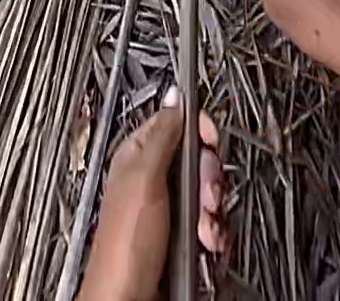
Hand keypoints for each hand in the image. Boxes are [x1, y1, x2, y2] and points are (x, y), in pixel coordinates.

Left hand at [78, 86, 225, 300]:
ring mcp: (170, 208)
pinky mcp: (184, 235)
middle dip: (209, 176)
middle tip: (205, 194)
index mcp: (140, 154)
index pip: (176, 122)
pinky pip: (213, 222)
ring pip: (209, 191)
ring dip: (214, 210)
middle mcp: (155, 177)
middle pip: (198, 157)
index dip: (198, 128)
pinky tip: (207, 241)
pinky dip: (216, 232)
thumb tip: (175, 95)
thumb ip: (162, 135)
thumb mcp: (145, 178)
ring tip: (204, 225)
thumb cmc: (124, 245)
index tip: (211, 138)